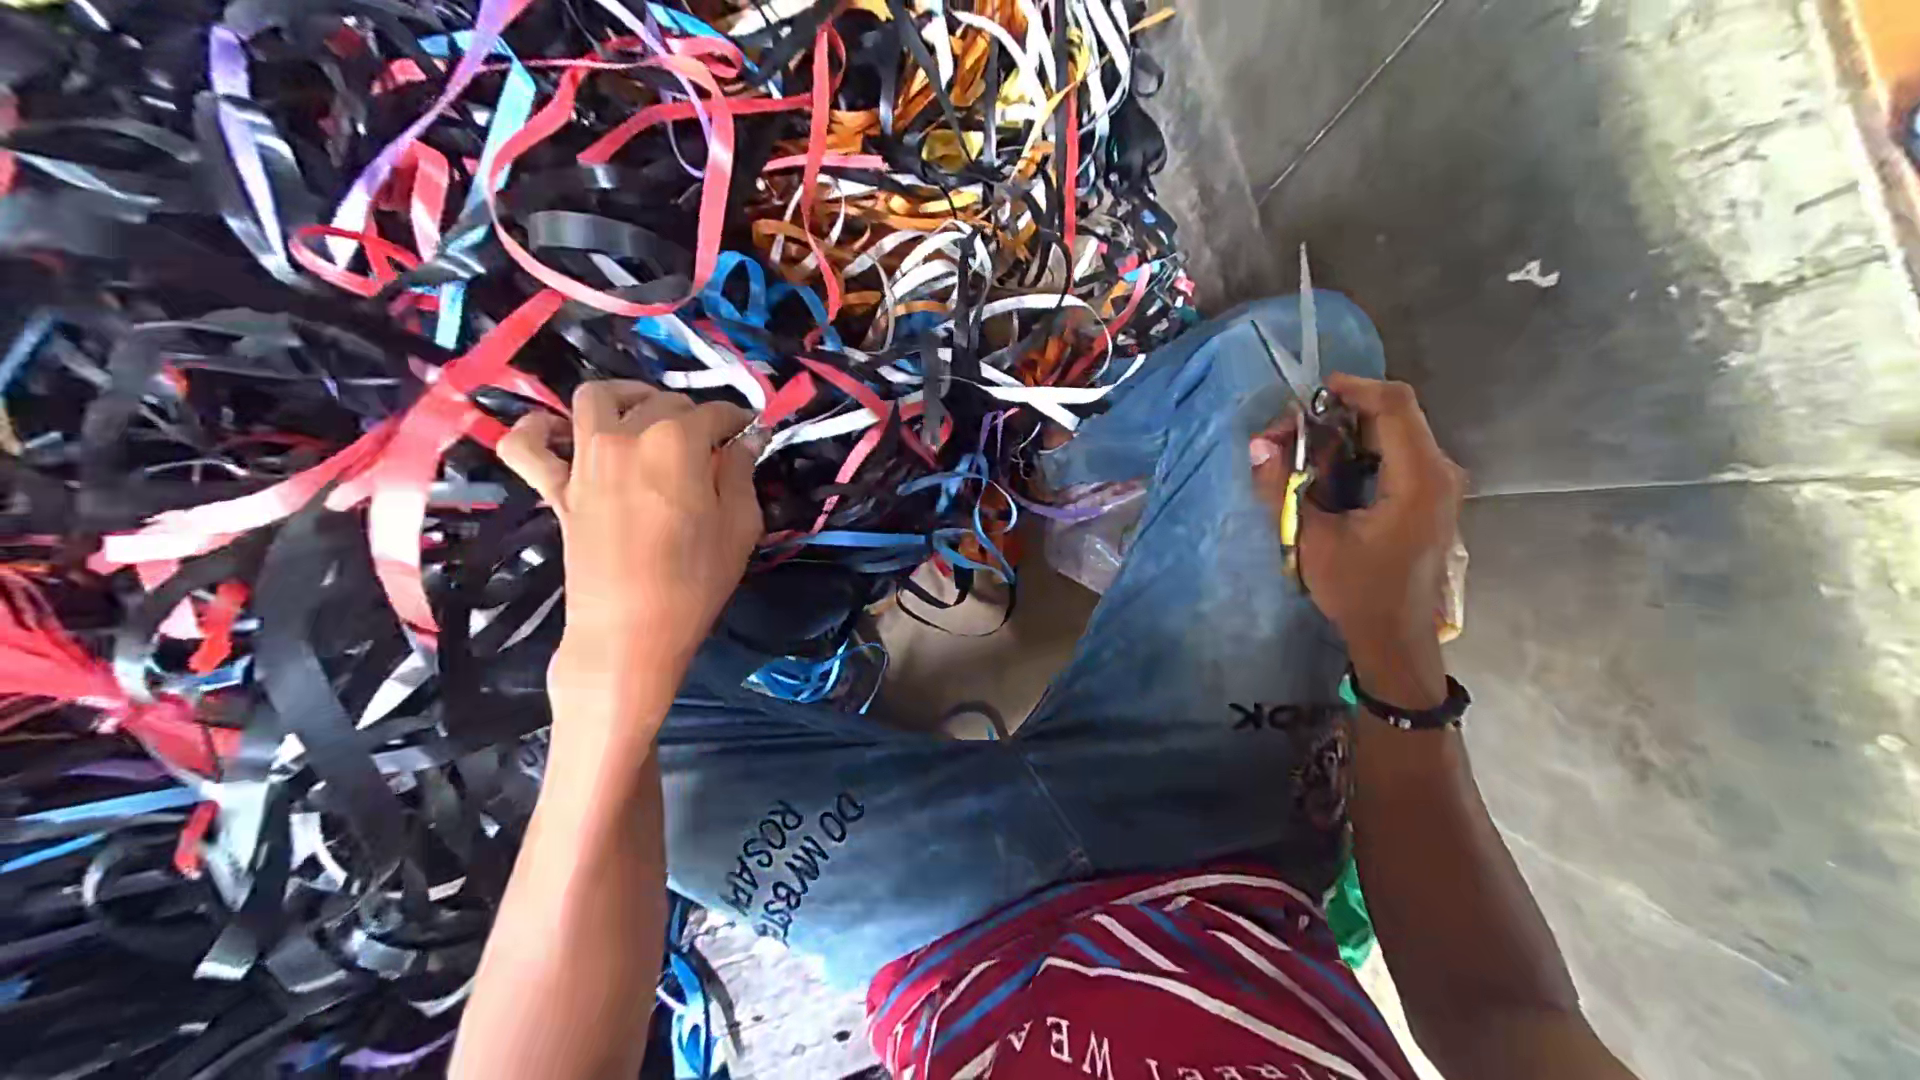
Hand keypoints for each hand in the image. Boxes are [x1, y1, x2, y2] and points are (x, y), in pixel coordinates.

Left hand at [497, 382, 762, 696]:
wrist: (632, 629)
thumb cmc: (697, 579)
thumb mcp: (740, 525)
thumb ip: (742, 472)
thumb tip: (747, 438)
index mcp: (677, 442)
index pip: (715, 413)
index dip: (738, 420)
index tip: (750, 432)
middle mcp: (626, 435)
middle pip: (663, 402)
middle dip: (695, 414)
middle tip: (713, 443)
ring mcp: (584, 460)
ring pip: (596, 397)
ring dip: (627, 396)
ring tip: (647, 415)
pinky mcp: (556, 489)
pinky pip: (527, 447)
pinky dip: (537, 431)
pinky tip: (560, 434)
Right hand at [1251, 373, 1466, 705]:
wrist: (1395, 636)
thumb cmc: (1357, 591)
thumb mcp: (1310, 540)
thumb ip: (1281, 488)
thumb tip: (1257, 445)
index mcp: (1418, 479)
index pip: (1394, 406)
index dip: (1353, 388)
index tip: (1310, 393)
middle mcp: (1438, 472)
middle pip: (1392, 416)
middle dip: (1337, 415)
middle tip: (1290, 433)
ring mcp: (1437, 484)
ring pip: (1392, 433)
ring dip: (1344, 433)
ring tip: (1300, 453)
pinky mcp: (1427, 496)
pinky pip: (1394, 454)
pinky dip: (1357, 451)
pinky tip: (1325, 472)